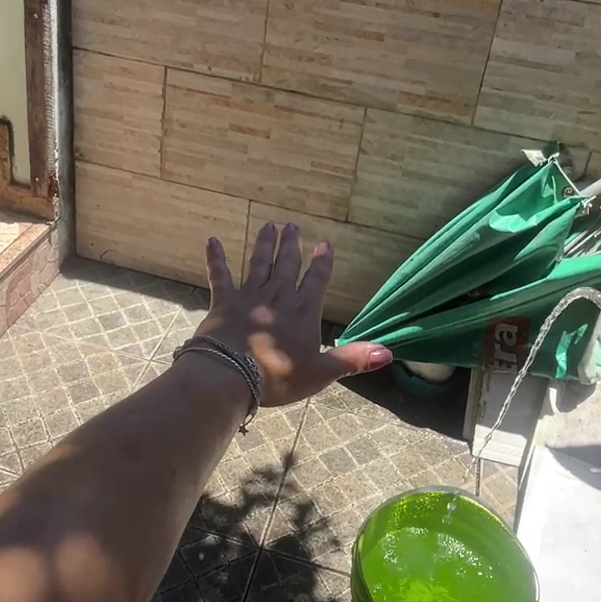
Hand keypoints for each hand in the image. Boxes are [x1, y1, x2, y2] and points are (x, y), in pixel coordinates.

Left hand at [192, 222, 392, 406]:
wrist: (231, 375)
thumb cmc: (278, 376)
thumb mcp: (321, 372)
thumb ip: (352, 359)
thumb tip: (388, 353)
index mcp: (303, 311)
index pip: (316, 280)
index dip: (322, 262)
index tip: (325, 243)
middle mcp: (278, 296)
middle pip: (287, 265)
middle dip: (291, 245)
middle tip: (293, 226)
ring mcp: (249, 296)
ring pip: (259, 263)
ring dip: (264, 244)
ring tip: (268, 225)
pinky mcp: (223, 302)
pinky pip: (219, 275)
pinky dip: (216, 258)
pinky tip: (212, 241)